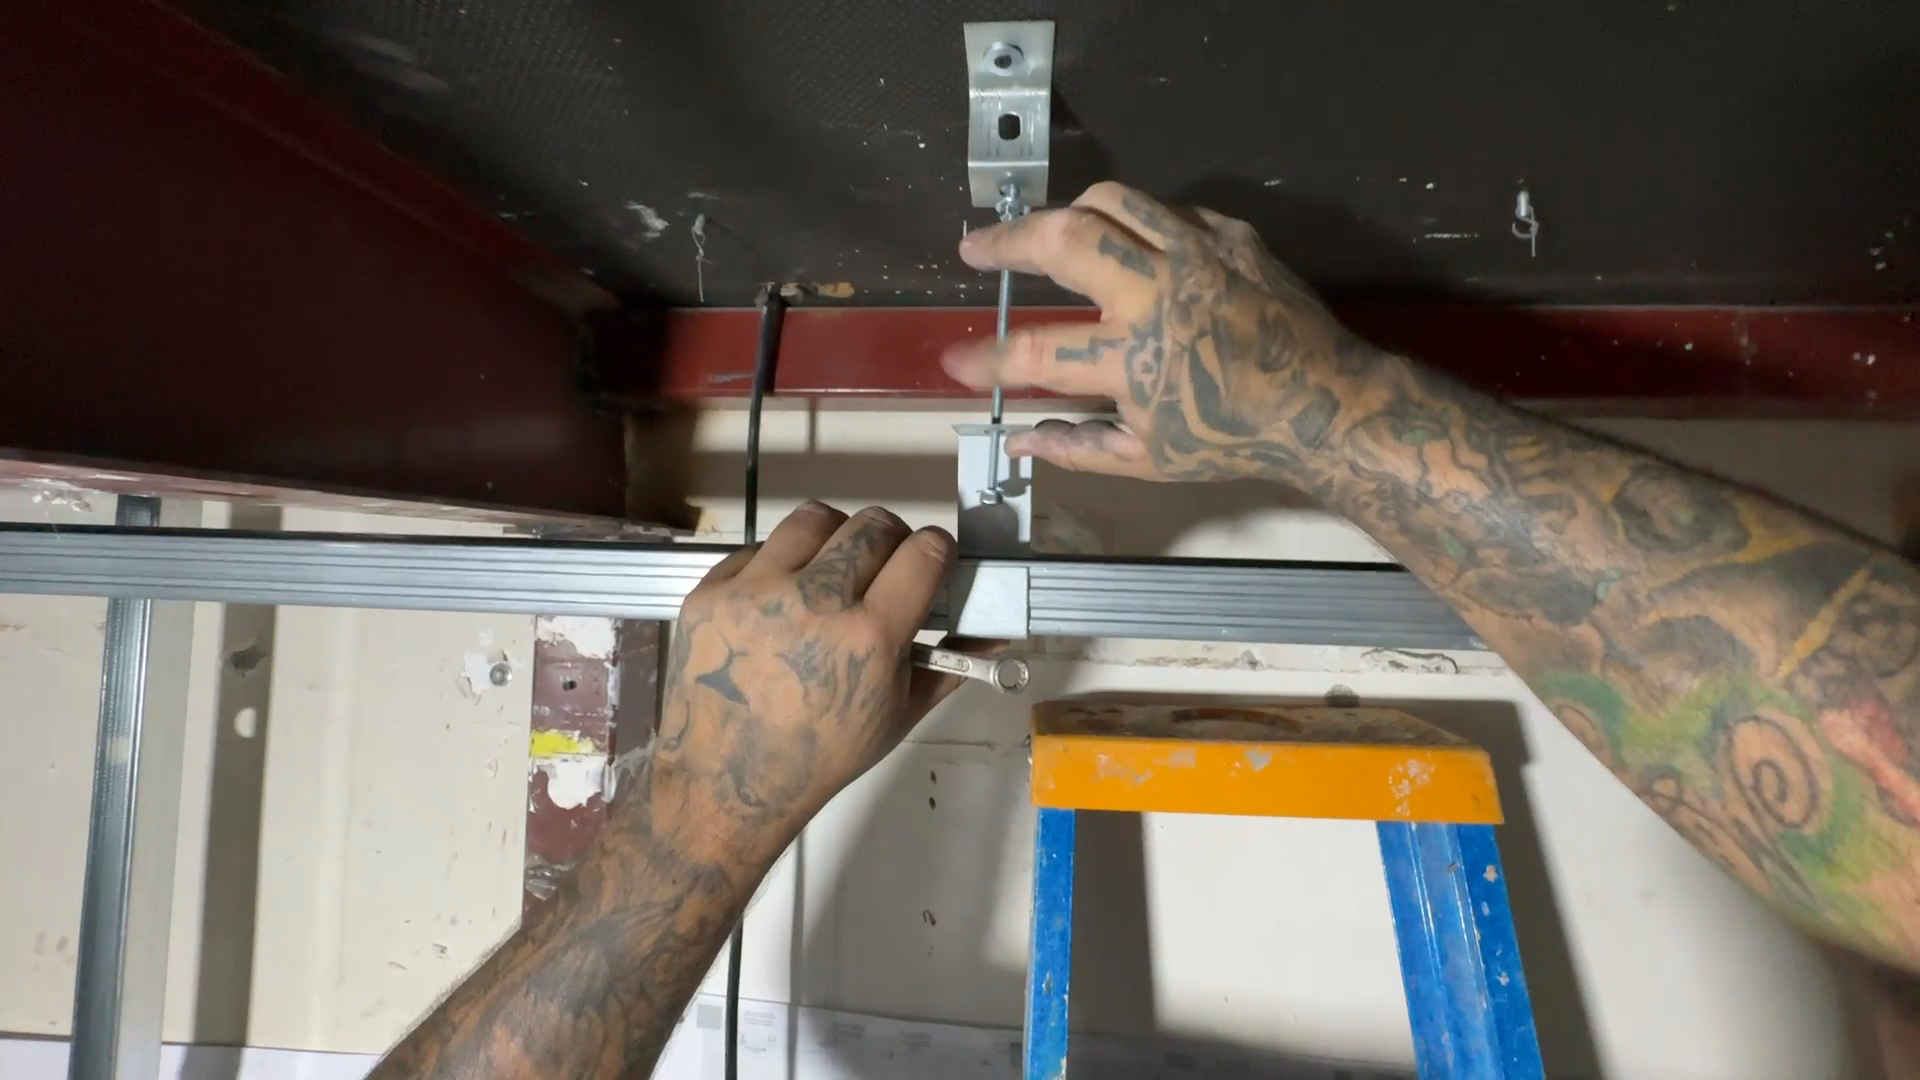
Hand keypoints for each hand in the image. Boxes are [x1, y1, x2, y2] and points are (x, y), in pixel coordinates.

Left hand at [651, 503, 964, 853]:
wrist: (729, 782)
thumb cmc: (828, 752)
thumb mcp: (902, 713)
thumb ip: (954, 663)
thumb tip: (997, 630)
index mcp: (869, 637)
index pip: (926, 551)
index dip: (939, 551)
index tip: (932, 564)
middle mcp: (813, 602)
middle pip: (875, 524)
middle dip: (893, 541)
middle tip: (884, 571)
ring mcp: (755, 592)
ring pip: (816, 518)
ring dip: (837, 538)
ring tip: (831, 571)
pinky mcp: (712, 591)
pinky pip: (762, 547)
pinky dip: (783, 565)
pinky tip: (781, 600)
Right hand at [940, 181, 1381, 483]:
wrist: (1321, 404)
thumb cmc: (1226, 440)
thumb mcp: (1143, 461)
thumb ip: (1073, 448)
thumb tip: (1018, 445)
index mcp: (1131, 361)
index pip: (1035, 354)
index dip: (983, 359)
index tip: (952, 361)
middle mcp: (1157, 295)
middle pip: (1066, 240)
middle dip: (1007, 239)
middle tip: (975, 246)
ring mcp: (1196, 255)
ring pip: (1111, 202)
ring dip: (1063, 214)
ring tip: (1041, 233)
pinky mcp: (1228, 235)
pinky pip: (1162, 209)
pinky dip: (1127, 223)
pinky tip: (1122, 245)